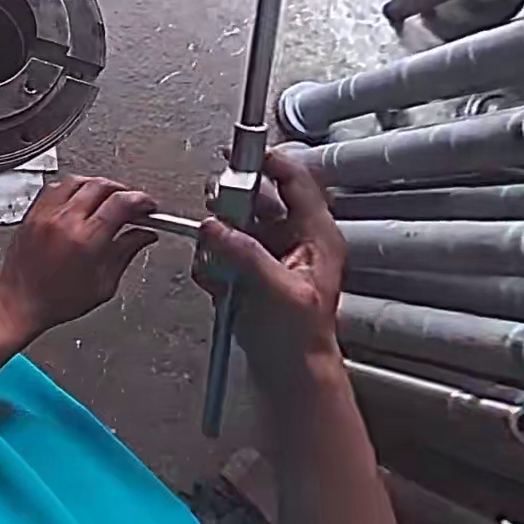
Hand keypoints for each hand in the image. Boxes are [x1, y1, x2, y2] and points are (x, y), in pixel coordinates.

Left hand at [0, 175, 158, 341]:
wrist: (19, 301)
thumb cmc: (57, 300)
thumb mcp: (103, 284)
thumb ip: (125, 253)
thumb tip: (143, 235)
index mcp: (86, 241)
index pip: (120, 203)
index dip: (141, 200)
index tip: (148, 206)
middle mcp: (64, 222)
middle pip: (100, 186)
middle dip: (122, 191)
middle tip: (131, 204)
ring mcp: (46, 215)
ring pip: (77, 181)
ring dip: (97, 185)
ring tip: (107, 199)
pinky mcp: (32, 214)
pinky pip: (55, 187)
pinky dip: (72, 188)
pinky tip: (79, 199)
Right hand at [193, 148, 346, 390]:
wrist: (286, 370)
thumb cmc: (301, 338)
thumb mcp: (280, 291)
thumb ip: (245, 254)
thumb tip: (215, 227)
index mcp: (314, 236)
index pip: (295, 182)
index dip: (269, 162)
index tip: (239, 152)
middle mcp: (289, 238)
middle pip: (254, 197)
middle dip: (230, 204)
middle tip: (218, 213)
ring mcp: (264, 251)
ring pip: (230, 221)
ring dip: (216, 236)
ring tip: (215, 255)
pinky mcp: (242, 266)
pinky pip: (215, 247)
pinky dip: (209, 261)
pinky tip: (217, 281)